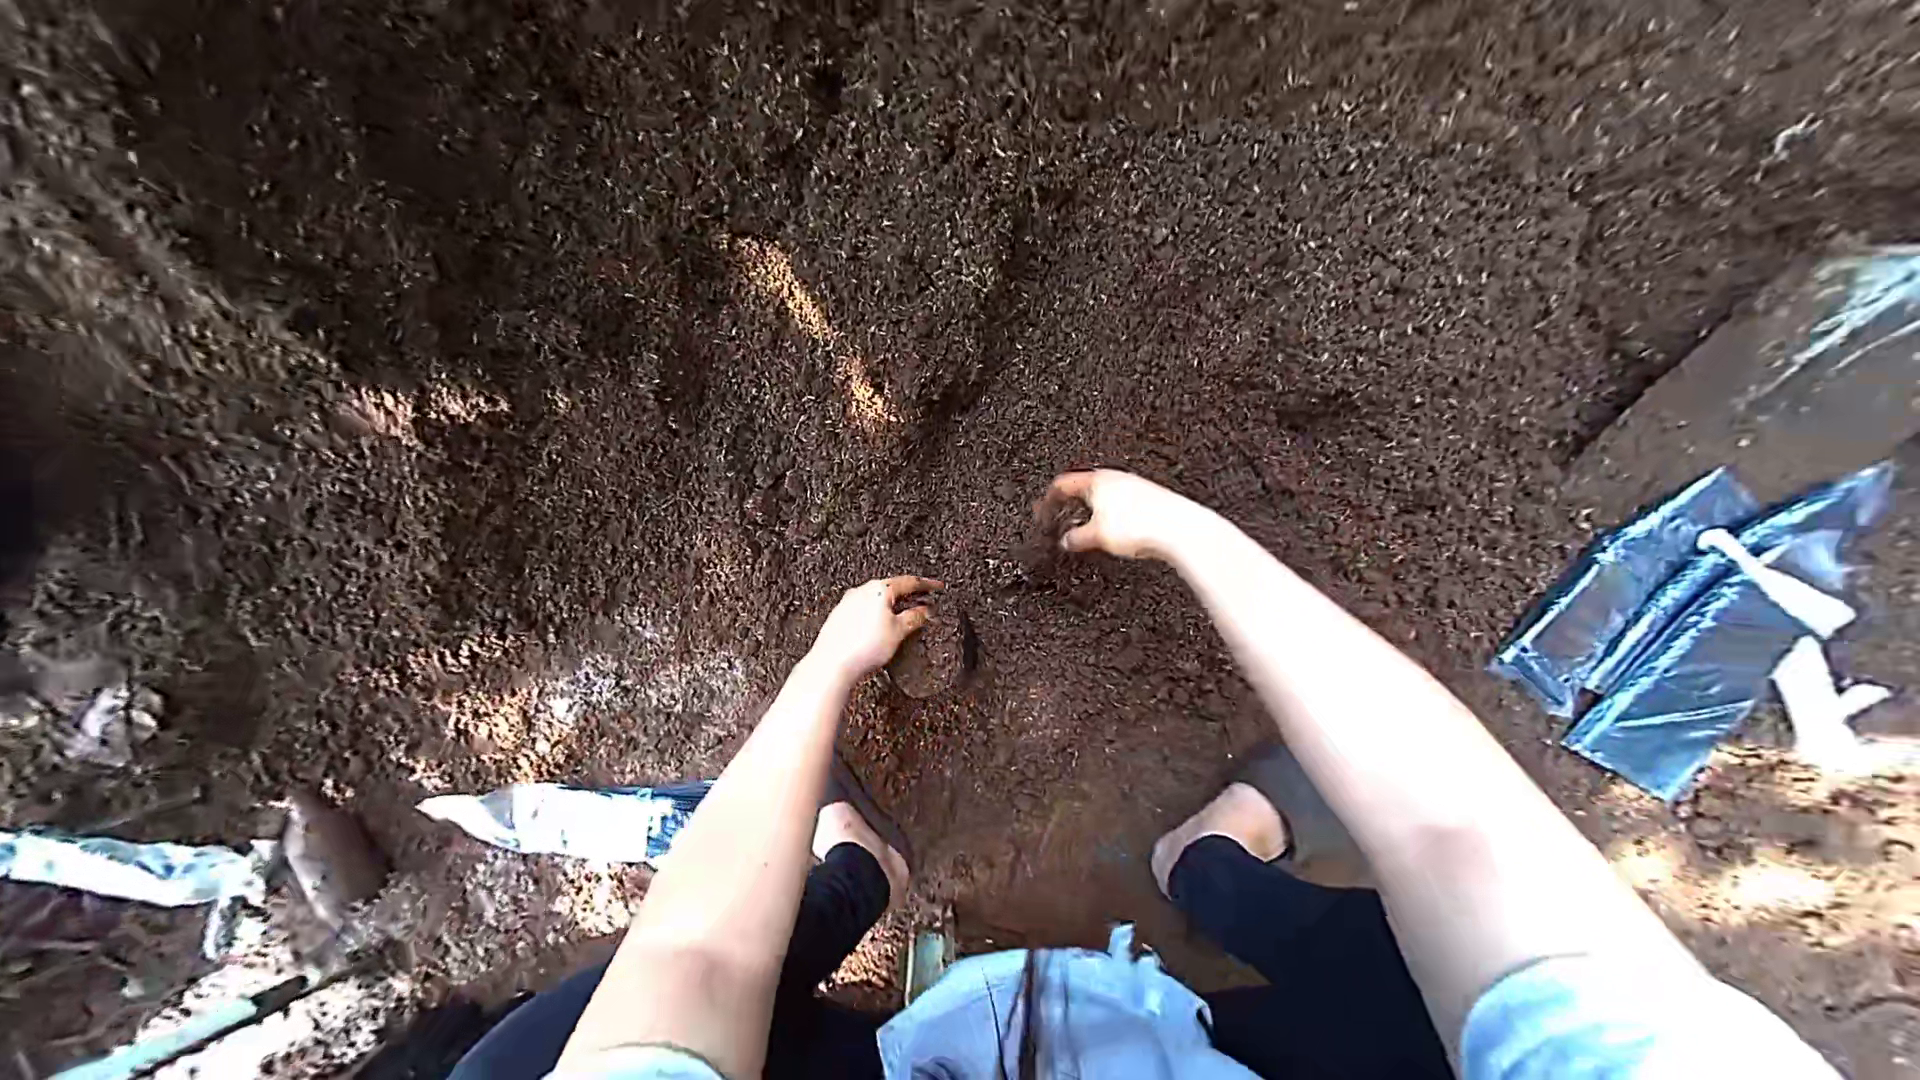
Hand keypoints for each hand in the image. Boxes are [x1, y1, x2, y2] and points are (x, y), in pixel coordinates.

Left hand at [809, 575, 944, 679]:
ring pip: (877, 600)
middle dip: (909, 595)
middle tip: (923, 601)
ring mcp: (848, 603)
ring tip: (903, 618)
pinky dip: (877, 615)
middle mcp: (861, 591)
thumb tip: (925, 610)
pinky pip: (864, 610)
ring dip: (893, 606)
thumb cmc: (863, 647)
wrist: (832, 664)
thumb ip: (916, 617)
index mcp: (879, 589)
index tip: (937, 586)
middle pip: (892, 588)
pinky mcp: (840, 617)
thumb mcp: (899, 631)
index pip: (910, 582)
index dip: (927, 585)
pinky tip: (879, 628)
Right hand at [1040, 469, 1204, 560]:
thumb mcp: (1096, 536)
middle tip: (1062, 515)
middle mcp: (1116, 477)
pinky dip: (1113, 514)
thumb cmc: (1140, 525)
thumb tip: (1067, 540)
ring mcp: (1134, 486)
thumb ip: (1076, 538)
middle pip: (1085, 487)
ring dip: (1093, 508)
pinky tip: (1117, 529)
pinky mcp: (1149, 497)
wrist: (1179, 528)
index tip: (1043, 507)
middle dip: (1072, 502)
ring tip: (1089, 525)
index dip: (1049, 497)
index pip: (1063, 483)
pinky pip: (1122, 503)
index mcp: (1097, 480)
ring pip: (1105, 495)